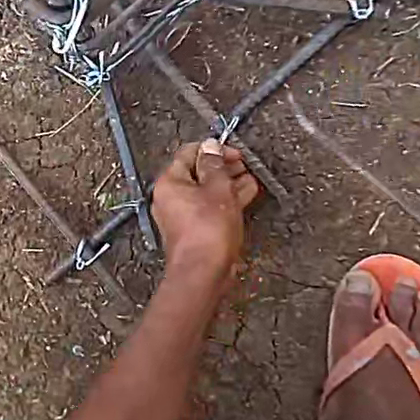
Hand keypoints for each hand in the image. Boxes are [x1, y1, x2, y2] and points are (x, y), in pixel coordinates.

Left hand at [151, 139, 258, 282]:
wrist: (203, 272)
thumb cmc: (207, 232)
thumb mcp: (218, 188)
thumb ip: (215, 165)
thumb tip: (211, 147)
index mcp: (169, 183)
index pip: (188, 153)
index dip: (212, 149)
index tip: (233, 152)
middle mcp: (170, 198)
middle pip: (197, 173)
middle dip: (223, 167)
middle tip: (243, 165)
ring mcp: (181, 216)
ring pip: (206, 192)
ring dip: (228, 184)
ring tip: (249, 180)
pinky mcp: (193, 230)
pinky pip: (209, 209)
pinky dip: (225, 202)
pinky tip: (245, 197)